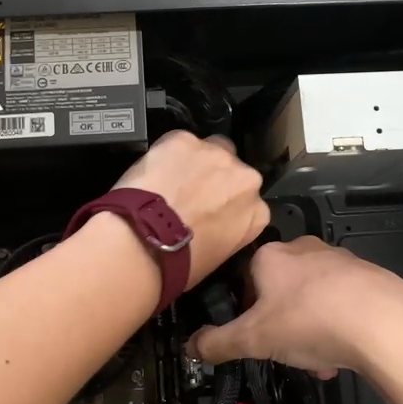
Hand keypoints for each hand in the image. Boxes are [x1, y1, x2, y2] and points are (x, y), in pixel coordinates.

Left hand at [113, 131, 268, 290]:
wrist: (144, 244)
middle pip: (233, 170)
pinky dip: (167, 153)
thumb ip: (227, 229)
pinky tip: (153, 172)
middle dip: (215, 179)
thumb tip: (212, 224)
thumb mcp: (218, 255)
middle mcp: (246, 179)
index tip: (210, 210)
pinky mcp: (184, 139)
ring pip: (210, 149)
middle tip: (189, 196)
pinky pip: (178, 141)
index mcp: (257, 213)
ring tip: (169, 181)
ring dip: (194, 162)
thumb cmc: (179, 263)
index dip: (226, 203)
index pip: (248, 201)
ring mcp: (216, 154)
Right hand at [186, 237, 402, 377]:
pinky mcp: (368, 276)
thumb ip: (219, 343)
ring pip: (312, 301)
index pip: (244, 281)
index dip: (246, 314)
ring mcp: (338, 260)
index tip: (254, 339)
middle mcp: (303, 249)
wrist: (383, 323)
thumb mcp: (254, 339)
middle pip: (280, 292)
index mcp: (270, 256)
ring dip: (311, 332)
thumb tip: (190, 347)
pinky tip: (344, 357)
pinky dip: (338, 328)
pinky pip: (342, 304)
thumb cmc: (309, 322)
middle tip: (286, 354)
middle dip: (281, 327)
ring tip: (319, 364)